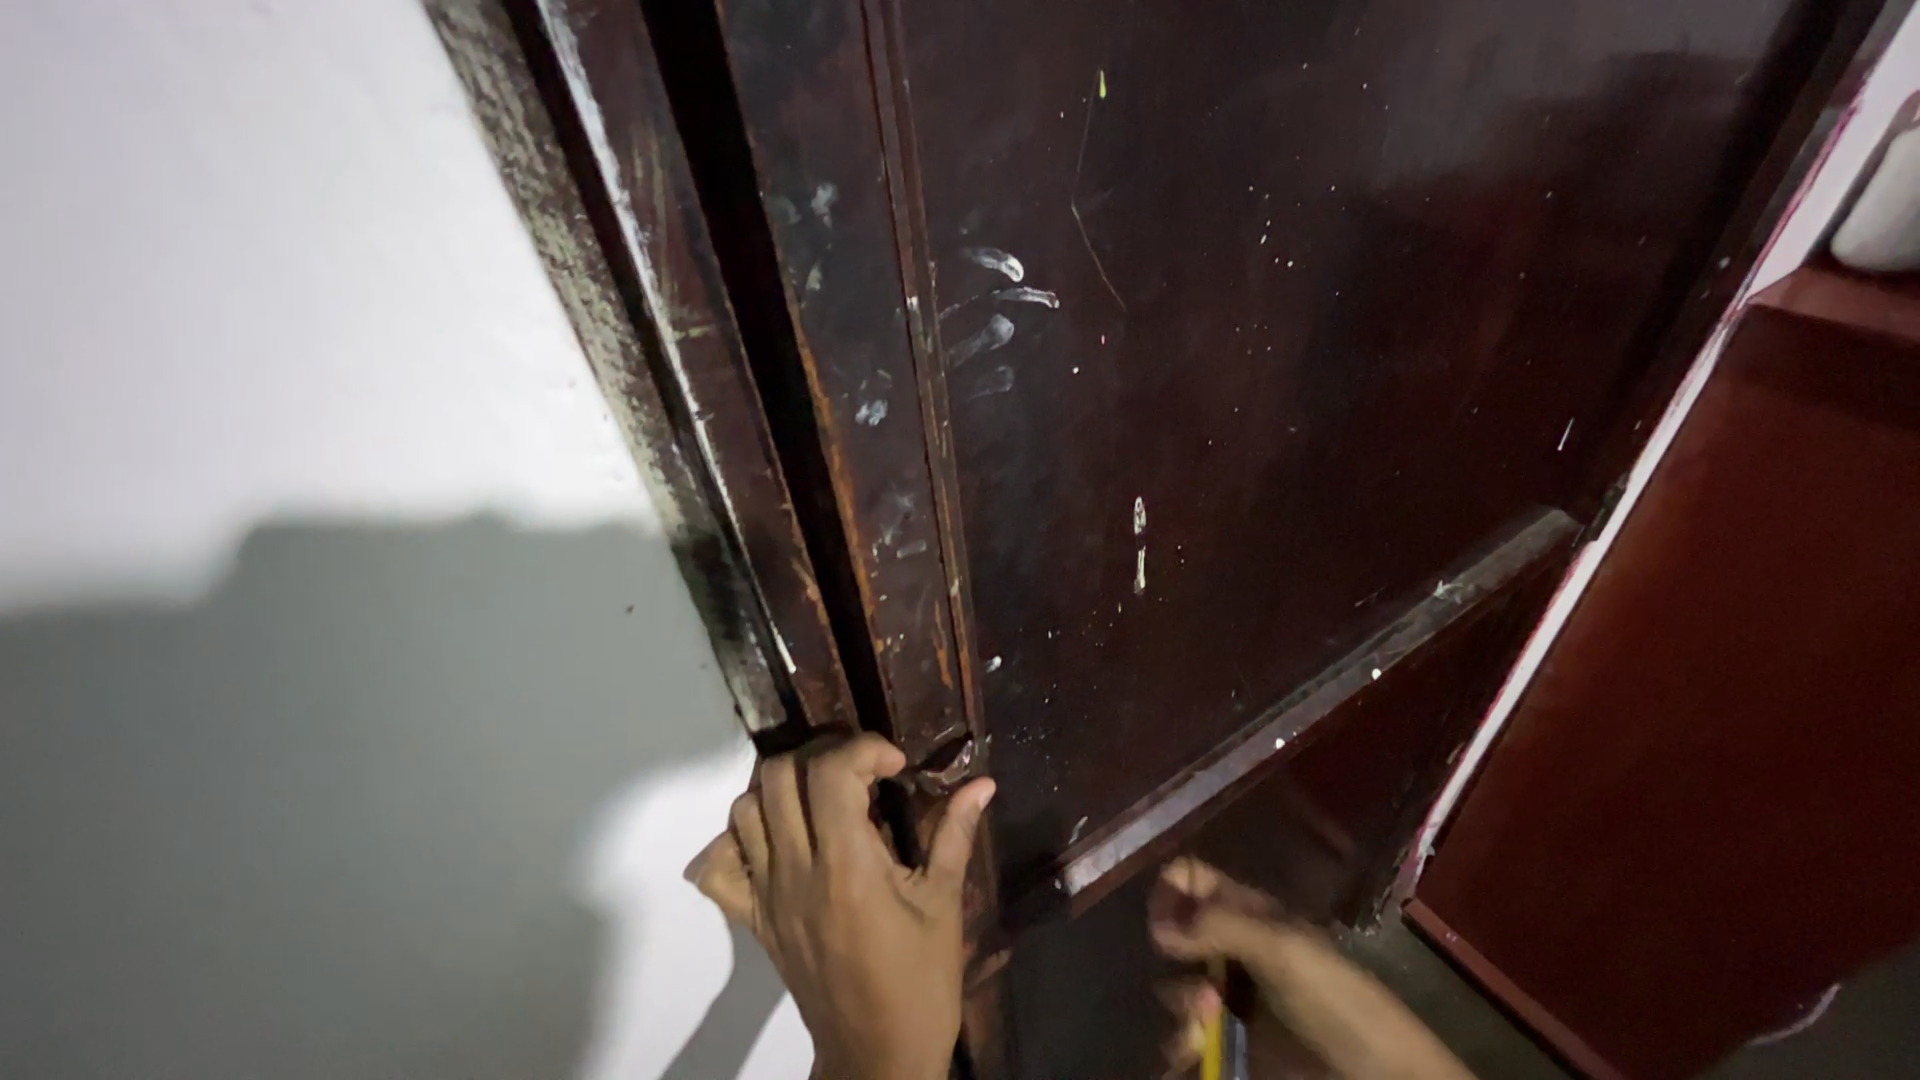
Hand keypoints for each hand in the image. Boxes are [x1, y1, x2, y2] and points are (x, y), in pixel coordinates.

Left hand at [689, 733, 994, 1079]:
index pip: (830, 772)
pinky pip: (719, 868)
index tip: (896, 764)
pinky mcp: (753, 920)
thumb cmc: (921, 980)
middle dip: (822, 754)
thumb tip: (983, 783)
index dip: (864, 748)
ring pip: (745, 810)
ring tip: (822, 797)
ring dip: (781, 787)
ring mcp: (766, 896)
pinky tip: (776, 836)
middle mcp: (796, 872)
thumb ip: (955, 833)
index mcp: (847, 866)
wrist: (878, 1055)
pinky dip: (737, 840)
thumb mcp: (945, 902)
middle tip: (859, 771)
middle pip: (780, 776)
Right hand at [1149, 858, 1473, 1079]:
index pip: (1193, 882)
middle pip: (1176, 939)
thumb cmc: (1339, 1001)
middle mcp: (1234, 953)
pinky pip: (1187, 1045)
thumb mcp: (1284, 950)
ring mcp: (1233, 1003)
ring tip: (1203, 1034)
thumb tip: (1157, 926)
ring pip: (1177, 994)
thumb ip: (1219, 927)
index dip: (1172, 892)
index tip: (1163, 921)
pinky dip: (1179, 1052)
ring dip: (1182, 1012)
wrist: (1384, 1079)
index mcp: (1249, 915)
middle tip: (1203, 995)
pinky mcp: (1233, 1049)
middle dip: (1175, 963)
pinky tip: (1188, 1058)